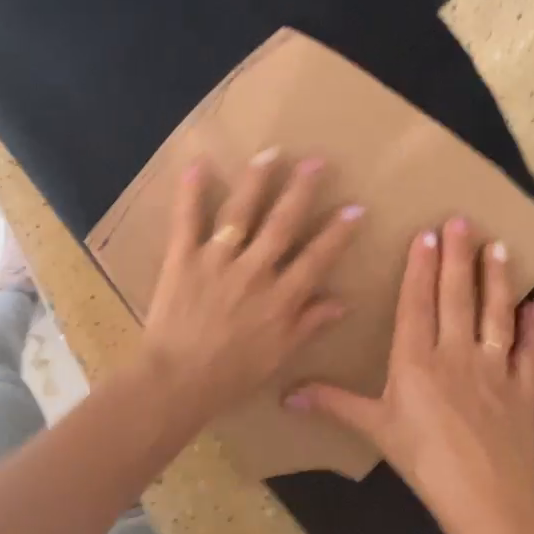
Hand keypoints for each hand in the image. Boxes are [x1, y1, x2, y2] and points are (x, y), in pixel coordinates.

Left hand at [138, 149, 364, 421]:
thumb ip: (308, 324)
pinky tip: (197, 165)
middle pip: (282, 225)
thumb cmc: (230, 375)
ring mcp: (217, 261)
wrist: (178, 379)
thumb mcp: (278, 355)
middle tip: (316, 162)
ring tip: (270, 154)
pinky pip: (187, 220)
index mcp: (280, 299)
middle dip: (301, 192)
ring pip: (241, 214)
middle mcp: (253, 272)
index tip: (354, 208)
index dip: (337, 233)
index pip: (316, 258)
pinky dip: (190, 192)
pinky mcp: (182, 258)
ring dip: (257, 182)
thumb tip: (342, 302)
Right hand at [283, 217, 533, 533]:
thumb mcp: (374, 428)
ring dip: (497, 280)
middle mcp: (455, 353)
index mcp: (415, 358)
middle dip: (458, 257)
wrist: (488, 500)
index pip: (416, 302)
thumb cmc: (423, 459)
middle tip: (463, 221)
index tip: (426, 233)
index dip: (420, 267)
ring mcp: (493, 370)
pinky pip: (529, 353)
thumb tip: (284, 394)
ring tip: (499, 247)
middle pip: (457, 297)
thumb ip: (333, 402)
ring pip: (495, 314)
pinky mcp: (524, 391)